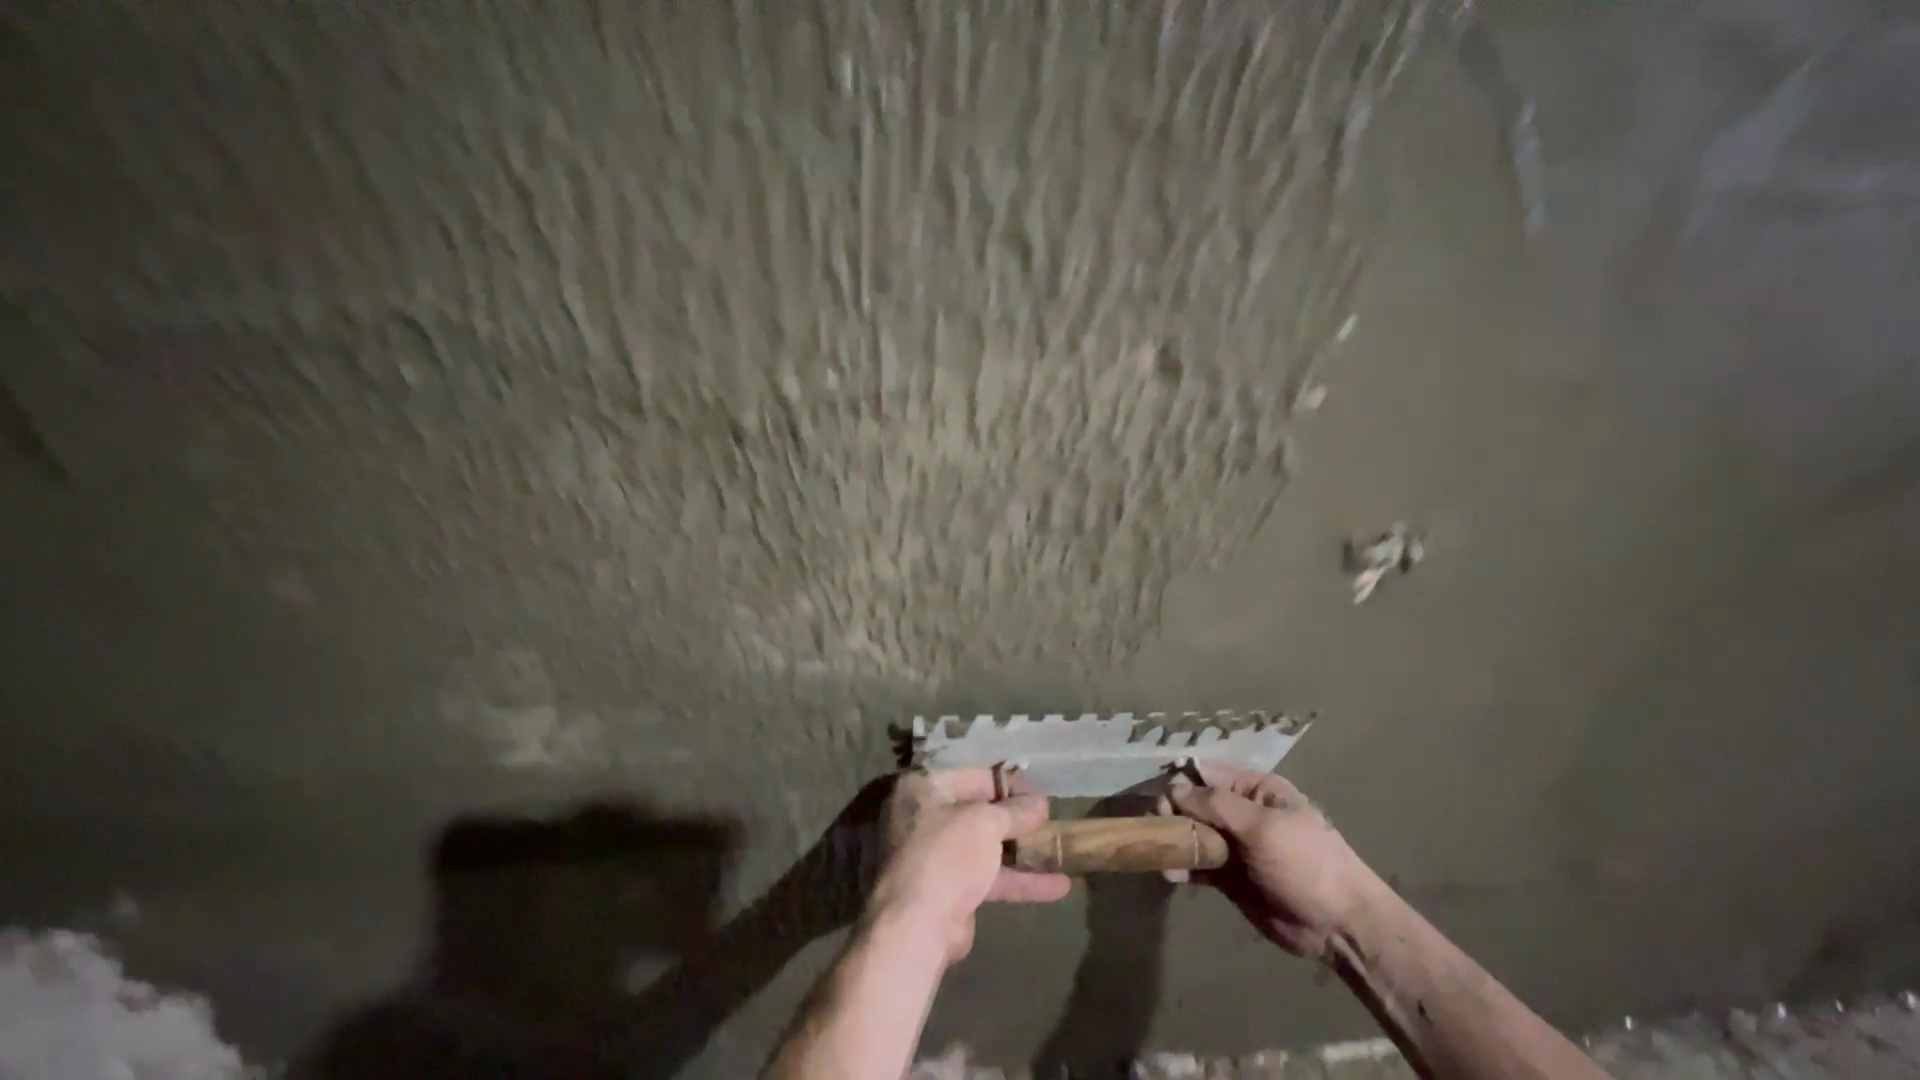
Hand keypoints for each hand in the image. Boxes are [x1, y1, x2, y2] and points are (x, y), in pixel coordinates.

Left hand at [866, 769, 1072, 964]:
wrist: (917, 925)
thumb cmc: (947, 855)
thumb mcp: (985, 823)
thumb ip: (1015, 811)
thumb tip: (1040, 803)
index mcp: (921, 790)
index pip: (970, 777)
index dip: (1005, 784)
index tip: (1036, 792)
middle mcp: (922, 819)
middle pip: (976, 813)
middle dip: (1014, 819)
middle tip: (1048, 820)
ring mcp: (935, 857)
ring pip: (984, 848)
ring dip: (1021, 851)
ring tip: (1058, 850)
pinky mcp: (948, 891)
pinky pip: (987, 878)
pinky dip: (1018, 881)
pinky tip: (1058, 887)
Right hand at [1170, 764, 1383, 957]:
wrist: (1339, 924)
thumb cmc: (1306, 863)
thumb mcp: (1263, 827)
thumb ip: (1217, 805)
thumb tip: (1174, 788)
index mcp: (1257, 790)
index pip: (1209, 774)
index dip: (1182, 781)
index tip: (1161, 797)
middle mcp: (1242, 813)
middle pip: (1195, 803)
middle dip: (1173, 811)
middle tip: (1158, 827)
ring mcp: (1235, 847)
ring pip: (1193, 834)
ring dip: (1174, 840)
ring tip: (1160, 851)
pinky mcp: (1229, 878)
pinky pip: (1197, 866)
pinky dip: (1181, 867)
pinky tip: (1170, 873)